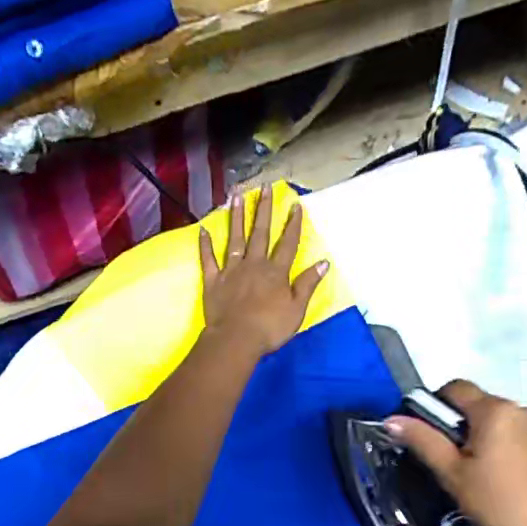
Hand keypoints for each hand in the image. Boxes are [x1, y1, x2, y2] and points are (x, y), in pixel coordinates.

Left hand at [198, 185, 327, 356]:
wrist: (236, 339)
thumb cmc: (270, 328)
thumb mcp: (297, 309)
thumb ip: (308, 284)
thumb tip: (324, 262)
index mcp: (276, 272)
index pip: (287, 243)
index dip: (292, 224)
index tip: (294, 204)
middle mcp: (254, 265)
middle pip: (260, 233)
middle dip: (263, 209)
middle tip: (263, 186)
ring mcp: (232, 271)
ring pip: (235, 239)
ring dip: (236, 217)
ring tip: (236, 196)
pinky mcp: (213, 281)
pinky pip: (208, 259)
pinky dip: (205, 244)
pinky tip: (202, 229)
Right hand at [386, 380, 526, 525]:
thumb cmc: (503, 501)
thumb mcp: (454, 475)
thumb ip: (424, 443)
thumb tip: (391, 420)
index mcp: (492, 410)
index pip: (454, 387)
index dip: (432, 405)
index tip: (427, 437)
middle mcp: (517, 409)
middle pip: (476, 405)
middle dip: (457, 427)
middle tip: (449, 464)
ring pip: (496, 423)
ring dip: (480, 440)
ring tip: (477, 477)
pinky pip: (516, 436)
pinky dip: (502, 450)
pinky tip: (503, 482)